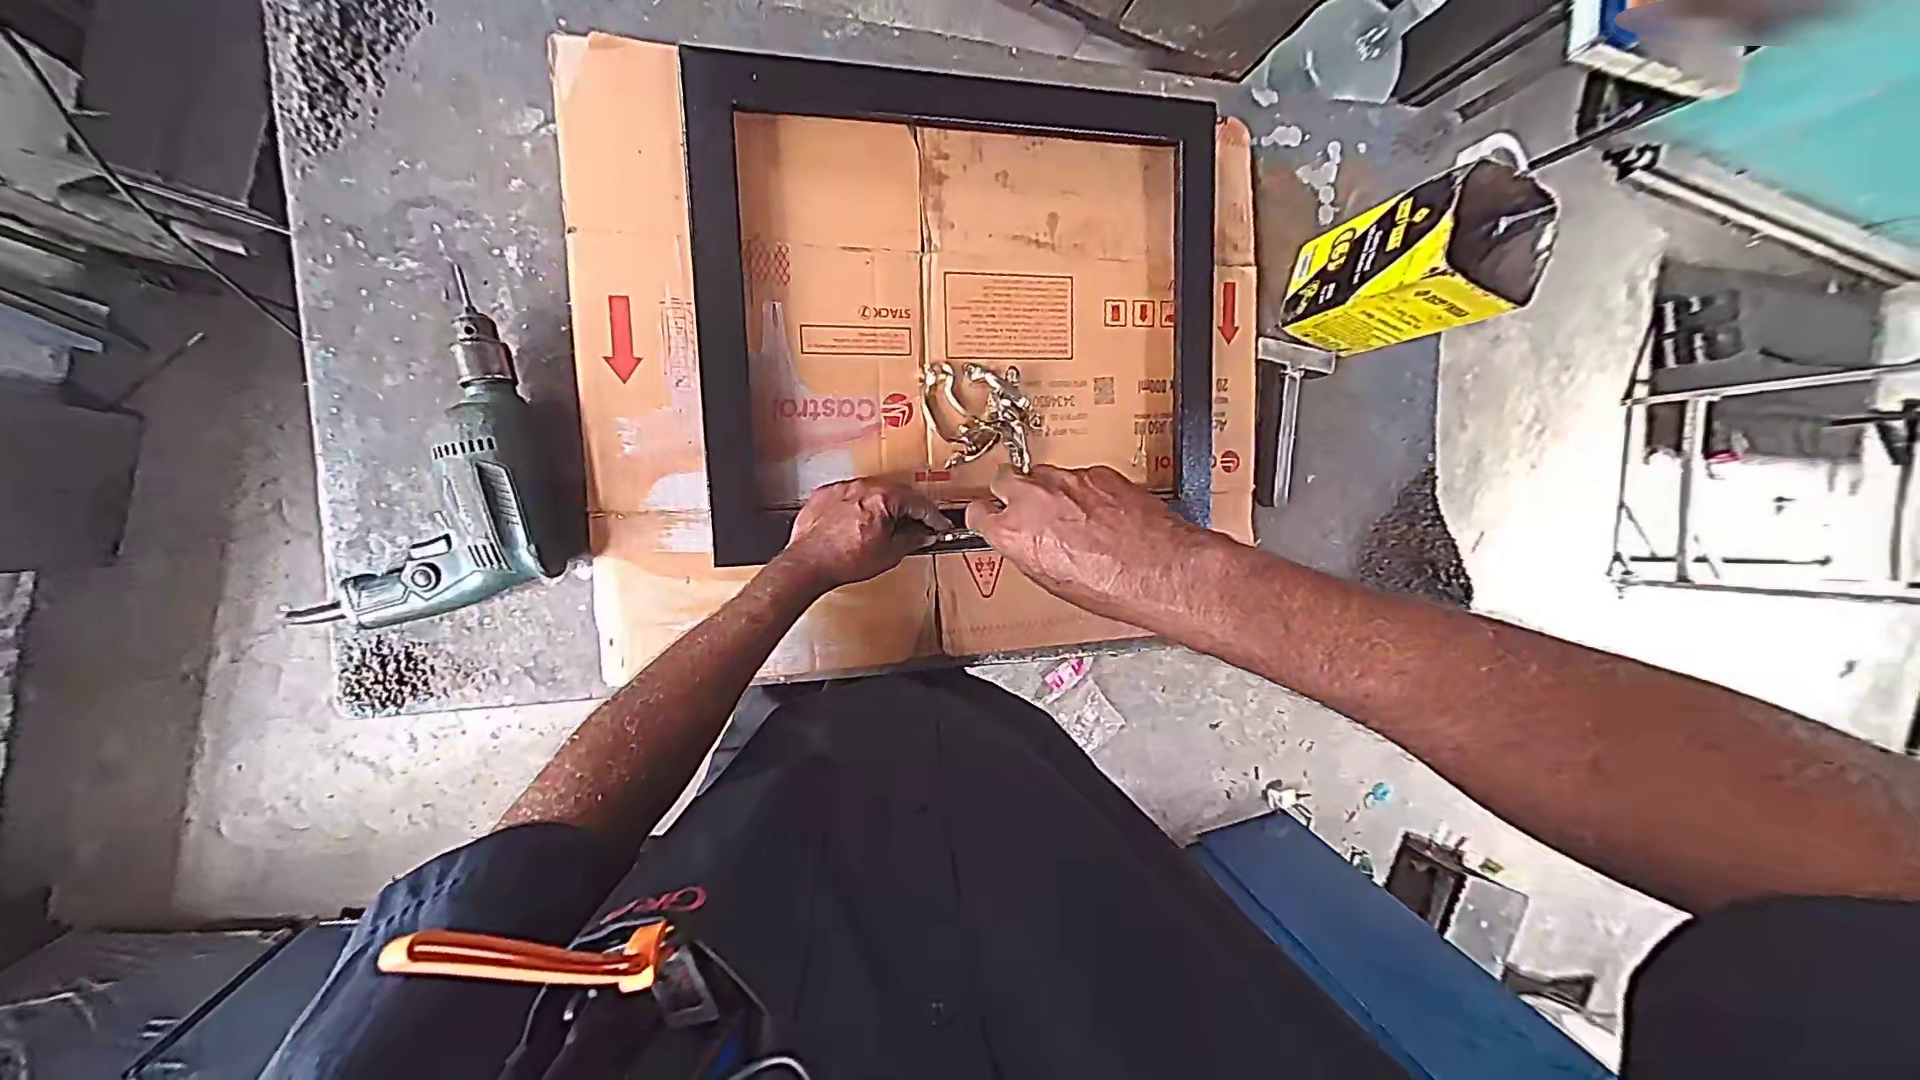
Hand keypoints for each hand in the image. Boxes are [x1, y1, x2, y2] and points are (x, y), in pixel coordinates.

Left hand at [773, 477, 951, 594]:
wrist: (808, 564)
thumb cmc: (844, 560)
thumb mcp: (889, 554)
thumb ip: (911, 540)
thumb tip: (924, 535)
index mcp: (884, 498)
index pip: (919, 503)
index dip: (934, 517)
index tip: (939, 525)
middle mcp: (863, 486)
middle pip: (897, 492)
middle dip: (910, 508)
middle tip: (919, 524)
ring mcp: (842, 488)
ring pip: (873, 491)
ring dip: (885, 505)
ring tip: (890, 524)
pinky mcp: (825, 494)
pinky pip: (851, 494)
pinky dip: (861, 506)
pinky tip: (862, 521)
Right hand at [965, 465, 1214, 620]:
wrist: (1157, 569)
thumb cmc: (1107, 586)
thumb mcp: (1049, 581)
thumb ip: (1025, 551)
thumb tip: (1024, 544)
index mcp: (1012, 532)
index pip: (977, 512)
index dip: (986, 516)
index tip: (992, 518)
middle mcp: (1032, 499)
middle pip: (1004, 480)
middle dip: (1013, 492)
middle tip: (1031, 511)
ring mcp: (1065, 480)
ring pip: (1044, 475)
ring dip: (1052, 491)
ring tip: (1074, 517)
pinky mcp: (1096, 472)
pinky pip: (1079, 476)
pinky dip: (1085, 490)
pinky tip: (1101, 512)